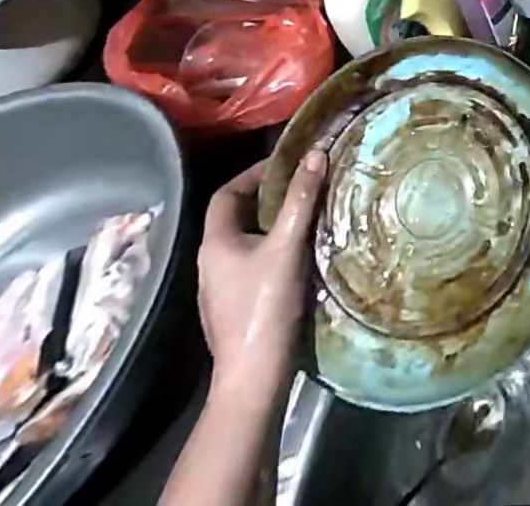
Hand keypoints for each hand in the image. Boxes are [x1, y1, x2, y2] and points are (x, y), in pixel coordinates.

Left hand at [195, 151, 327, 393]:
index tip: (287, 165)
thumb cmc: (265, 305)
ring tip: (310, 214)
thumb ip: (302, 199)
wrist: (254, 375)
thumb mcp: (287, 245)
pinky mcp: (240, 304)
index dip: (253, 174)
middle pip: (238, 216)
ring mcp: (224, 286)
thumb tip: (317, 154)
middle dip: (270, 197)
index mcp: (216, 244)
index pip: (226, 194)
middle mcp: (213, 262)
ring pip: (249, 240)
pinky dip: (277, 247)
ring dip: (276, 223)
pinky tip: (303, 253)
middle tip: (305, 186)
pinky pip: (256, 262)